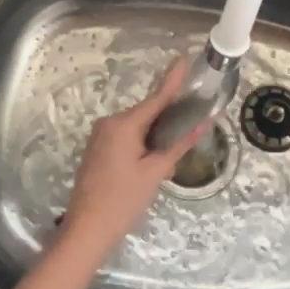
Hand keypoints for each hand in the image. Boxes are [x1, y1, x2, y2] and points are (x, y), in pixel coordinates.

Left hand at [59, 57, 203, 256]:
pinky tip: (148, 167)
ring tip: (164, 166)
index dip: (171, 80)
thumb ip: (178, 145)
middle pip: (147, 114)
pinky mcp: (97, 150)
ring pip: (137, 129)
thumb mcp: (155, 172)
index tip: (182, 59)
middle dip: (167, 125)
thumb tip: (202, 124)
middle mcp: (109, 123)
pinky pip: (125, 139)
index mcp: (123, 125)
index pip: (156, 98)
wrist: (87, 229)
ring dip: (154, 140)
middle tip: (186, 140)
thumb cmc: (123, 200)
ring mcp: (100, 137)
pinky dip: (141, 146)